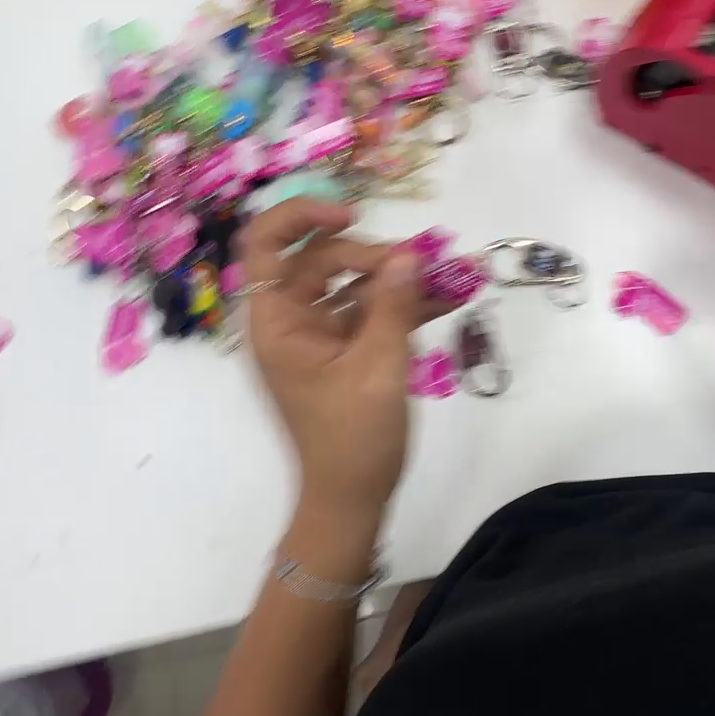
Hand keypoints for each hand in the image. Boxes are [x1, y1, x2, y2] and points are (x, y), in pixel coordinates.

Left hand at [240, 199, 450, 516]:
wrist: (352, 500)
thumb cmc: (352, 438)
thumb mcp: (379, 367)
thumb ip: (393, 305)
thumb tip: (410, 254)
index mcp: (276, 321)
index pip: (264, 244)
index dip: (301, 215)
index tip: (353, 216)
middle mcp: (292, 319)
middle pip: (321, 259)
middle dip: (372, 256)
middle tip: (418, 270)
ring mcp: (320, 334)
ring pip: (353, 284)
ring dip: (398, 278)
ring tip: (450, 274)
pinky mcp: (346, 350)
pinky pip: (371, 313)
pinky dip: (404, 305)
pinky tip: (448, 299)